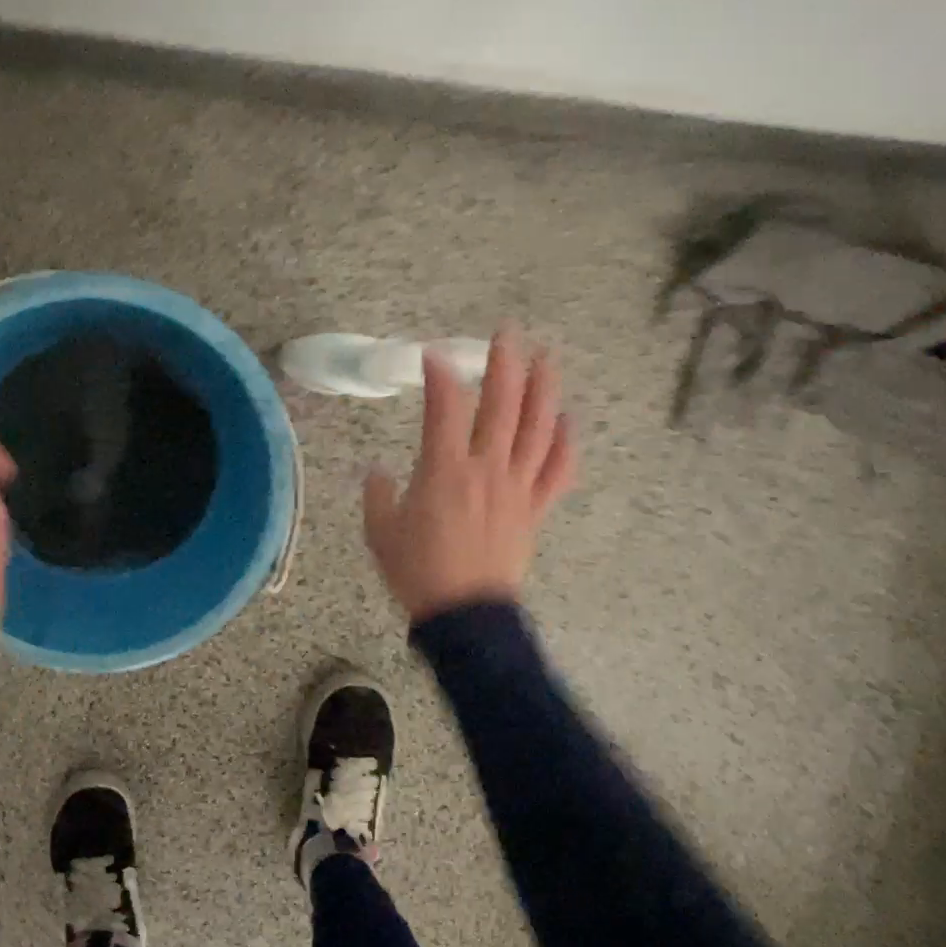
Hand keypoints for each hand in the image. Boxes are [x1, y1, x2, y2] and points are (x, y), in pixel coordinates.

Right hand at [363, 327, 576, 621]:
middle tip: (507, 333)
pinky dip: (566, 443)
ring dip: (544, 389)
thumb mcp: (379, 532)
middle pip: (502, 405)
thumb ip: (377, 494)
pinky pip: (557, 470)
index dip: (439, 375)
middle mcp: (486, 469)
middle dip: (505, 363)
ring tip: (546, 358)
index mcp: (444, 470)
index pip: (444, 407)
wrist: (464, 614)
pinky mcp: (534, 508)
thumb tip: (378, 472)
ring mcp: (516, 487)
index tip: (433, 354)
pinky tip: (567, 420)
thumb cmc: (416, 572)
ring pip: (538, 428)